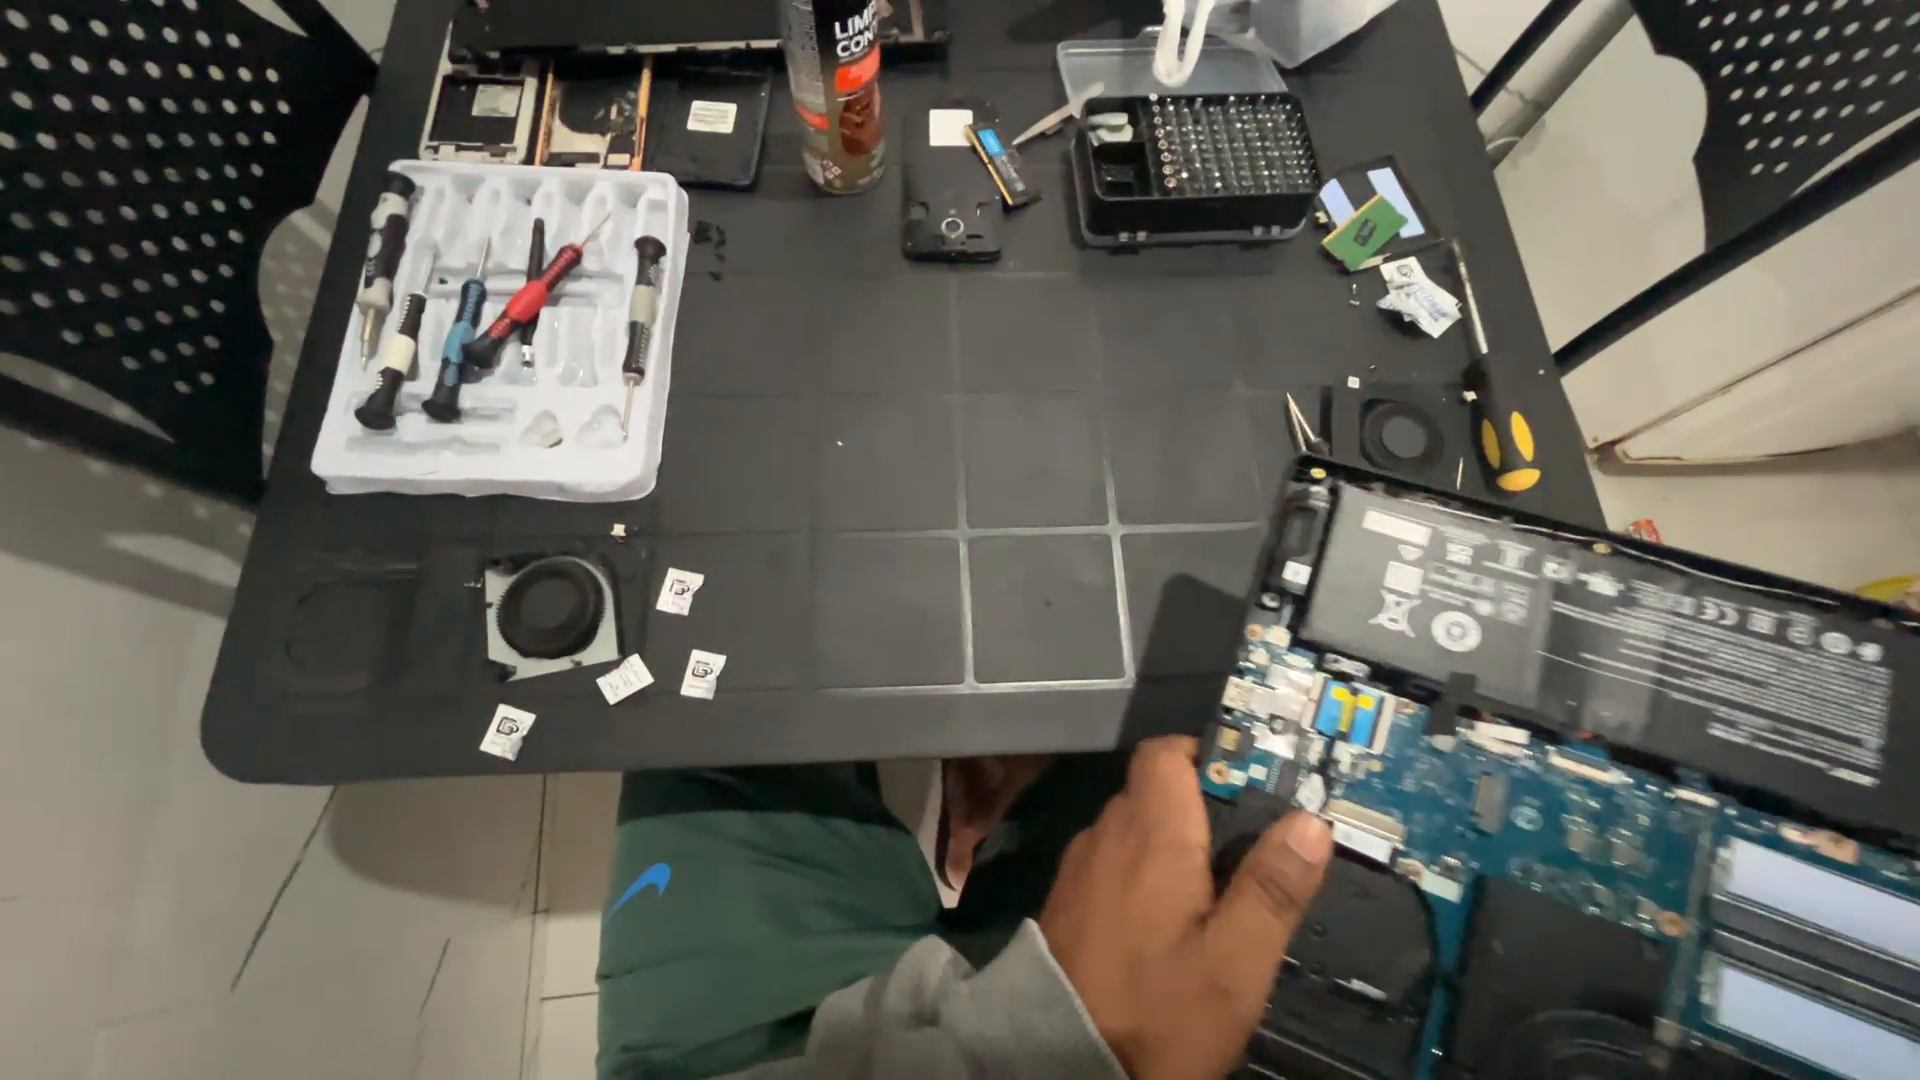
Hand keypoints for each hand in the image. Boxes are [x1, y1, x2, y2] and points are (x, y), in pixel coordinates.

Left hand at [1039, 736, 1332, 1079]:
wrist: (1058, 1057)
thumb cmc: (1157, 1009)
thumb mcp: (1234, 961)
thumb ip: (1271, 888)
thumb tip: (1310, 821)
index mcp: (1150, 832)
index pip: (1165, 752)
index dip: (1205, 754)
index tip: (1249, 784)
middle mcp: (1108, 832)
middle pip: (1153, 787)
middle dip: (1201, 803)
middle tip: (1250, 846)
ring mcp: (1081, 864)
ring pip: (1133, 824)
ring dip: (1173, 838)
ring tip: (1216, 884)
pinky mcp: (1068, 897)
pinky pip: (1113, 857)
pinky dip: (1143, 865)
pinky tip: (1166, 913)